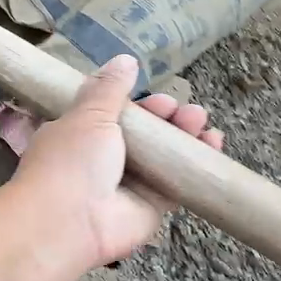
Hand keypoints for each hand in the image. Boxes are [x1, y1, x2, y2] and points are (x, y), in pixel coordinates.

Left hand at [7, 55, 223, 273]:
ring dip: (184, 137)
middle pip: (141, 134)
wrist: (68, 221)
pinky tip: (213, 145)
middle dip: (165, 118)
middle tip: (185, 110)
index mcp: (75, 134)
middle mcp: (98, 158)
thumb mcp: (87, 116)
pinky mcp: (149, 206)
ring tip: (201, 122)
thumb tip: (123, 59)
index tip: (157, 97)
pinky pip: (177, 181)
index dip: (136, 104)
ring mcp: (124, 183)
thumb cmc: (71, 161)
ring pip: (162, 155)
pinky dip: (196, 163)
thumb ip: (108, 90)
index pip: (110, 113)